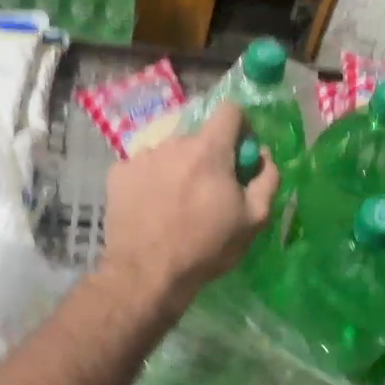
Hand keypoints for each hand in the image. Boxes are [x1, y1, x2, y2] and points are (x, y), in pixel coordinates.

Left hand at [103, 102, 279, 305]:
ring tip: (176, 204)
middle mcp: (173, 142)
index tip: (239, 154)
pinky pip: (143, 167)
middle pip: (198, 138)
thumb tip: (261, 155)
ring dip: (178, 169)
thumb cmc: (206, 247)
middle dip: (208, 157)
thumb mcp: (254, 220)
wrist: (146, 274)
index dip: (240, 128)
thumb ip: (267, 179)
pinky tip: (151, 208)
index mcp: (209, 149)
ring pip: (170, 153)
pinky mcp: (117, 173)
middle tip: (208, 193)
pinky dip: (151, 181)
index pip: (230, 110)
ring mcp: (142, 156)